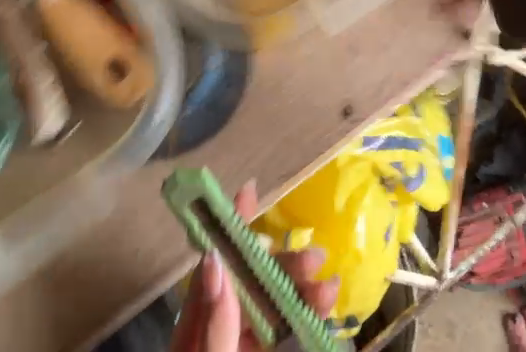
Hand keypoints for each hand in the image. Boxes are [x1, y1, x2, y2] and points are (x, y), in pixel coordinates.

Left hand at [171, 181, 339, 351]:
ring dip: (302, 290)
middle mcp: (219, 323)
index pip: (217, 263)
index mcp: (194, 320)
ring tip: (330, 287)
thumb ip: (215, 320)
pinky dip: (307, 315)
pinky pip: (285, 330)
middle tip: (315, 257)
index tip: (251, 189)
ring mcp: (241, 340)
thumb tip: (216, 259)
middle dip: (283, 265)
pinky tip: (327, 305)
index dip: (234, 226)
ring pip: (274, 305)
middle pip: (252, 281)